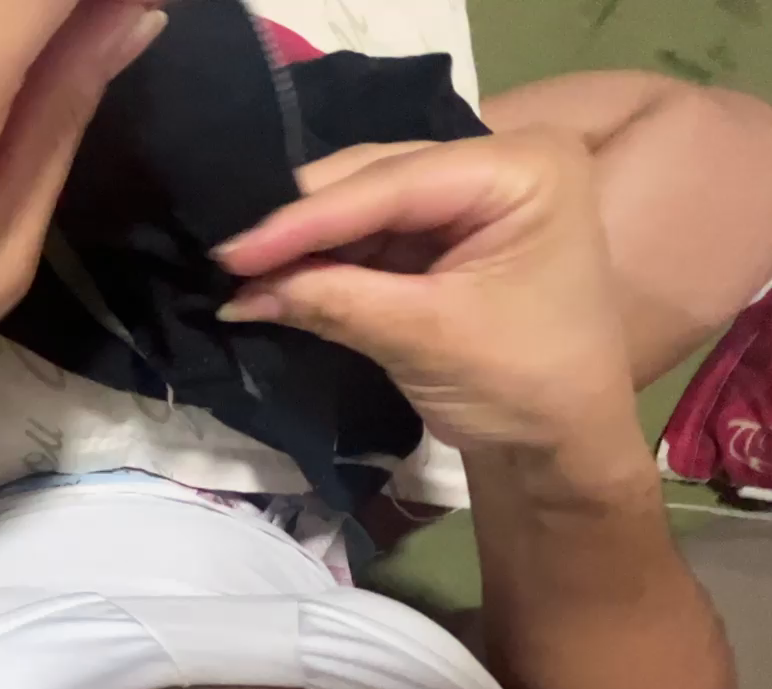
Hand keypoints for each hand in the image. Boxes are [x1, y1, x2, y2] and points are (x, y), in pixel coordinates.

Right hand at [214, 131, 637, 453]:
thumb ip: (333, 303)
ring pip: (353, 209)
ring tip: (234, 270)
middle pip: (368, 180)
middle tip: (221, 256)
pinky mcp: (427, 241)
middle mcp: (488, 166)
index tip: (231, 252)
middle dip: (295, 224)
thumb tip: (238, 295)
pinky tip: (268, 278)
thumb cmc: (519, 383)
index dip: (304, 219)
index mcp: (520, 169)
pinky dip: (312, 264)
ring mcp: (455, 201)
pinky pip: (356, 242)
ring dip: (296, 244)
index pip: (391, 184)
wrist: (550, 440)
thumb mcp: (426, 338)